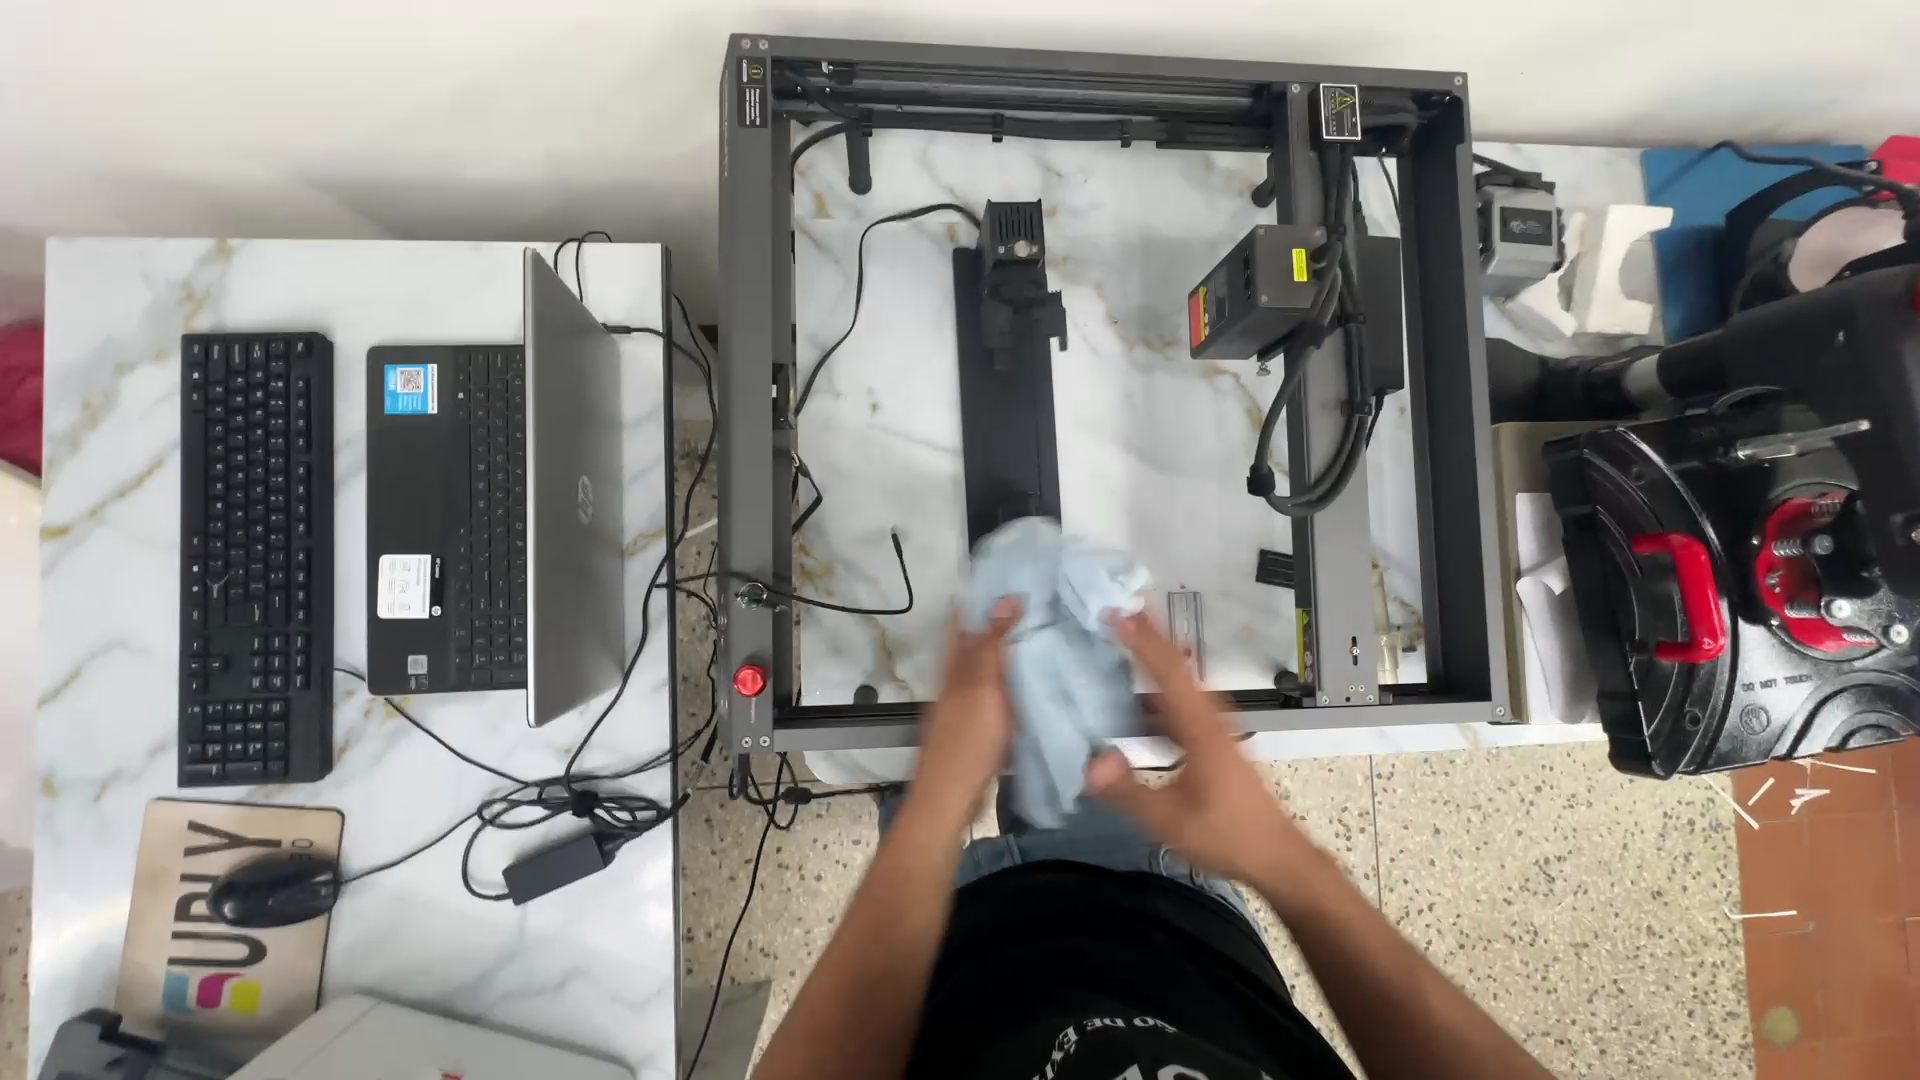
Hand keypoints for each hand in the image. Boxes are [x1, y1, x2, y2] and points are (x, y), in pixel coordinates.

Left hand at [910, 597, 1020, 822]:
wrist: (951, 797)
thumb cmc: (967, 738)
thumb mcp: (982, 685)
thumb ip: (992, 643)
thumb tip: (1006, 597)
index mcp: (953, 665)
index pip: (964, 620)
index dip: (982, 599)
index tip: (1013, 581)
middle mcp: (956, 681)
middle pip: (976, 644)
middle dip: (1001, 625)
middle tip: (1041, 607)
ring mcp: (965, 706)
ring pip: (988, 671)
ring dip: (1010, 656)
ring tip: (1045, 641)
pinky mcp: (978, 730)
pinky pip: (999, 698)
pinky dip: (1015, 687)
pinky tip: (1038, 688)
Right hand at [1084, 612, 1314, 889]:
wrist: (1277, 857)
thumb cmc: (1227, 835)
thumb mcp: (1171, 819)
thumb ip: (1128, 790)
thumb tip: (1087, 762)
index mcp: (1200, 727)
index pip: (1168, 670)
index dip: (1143, 639)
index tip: (1116, 612)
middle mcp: (1208, 717)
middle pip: (1174, 665)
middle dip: (1146, 635)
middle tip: (1110, 611)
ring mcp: (1212, 727)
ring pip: (1178, 681)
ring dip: (1151, 657)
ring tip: (1118, 638)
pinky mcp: (1210, 740)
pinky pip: (1178, 701)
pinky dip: (1155, 686)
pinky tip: (1130, 695)